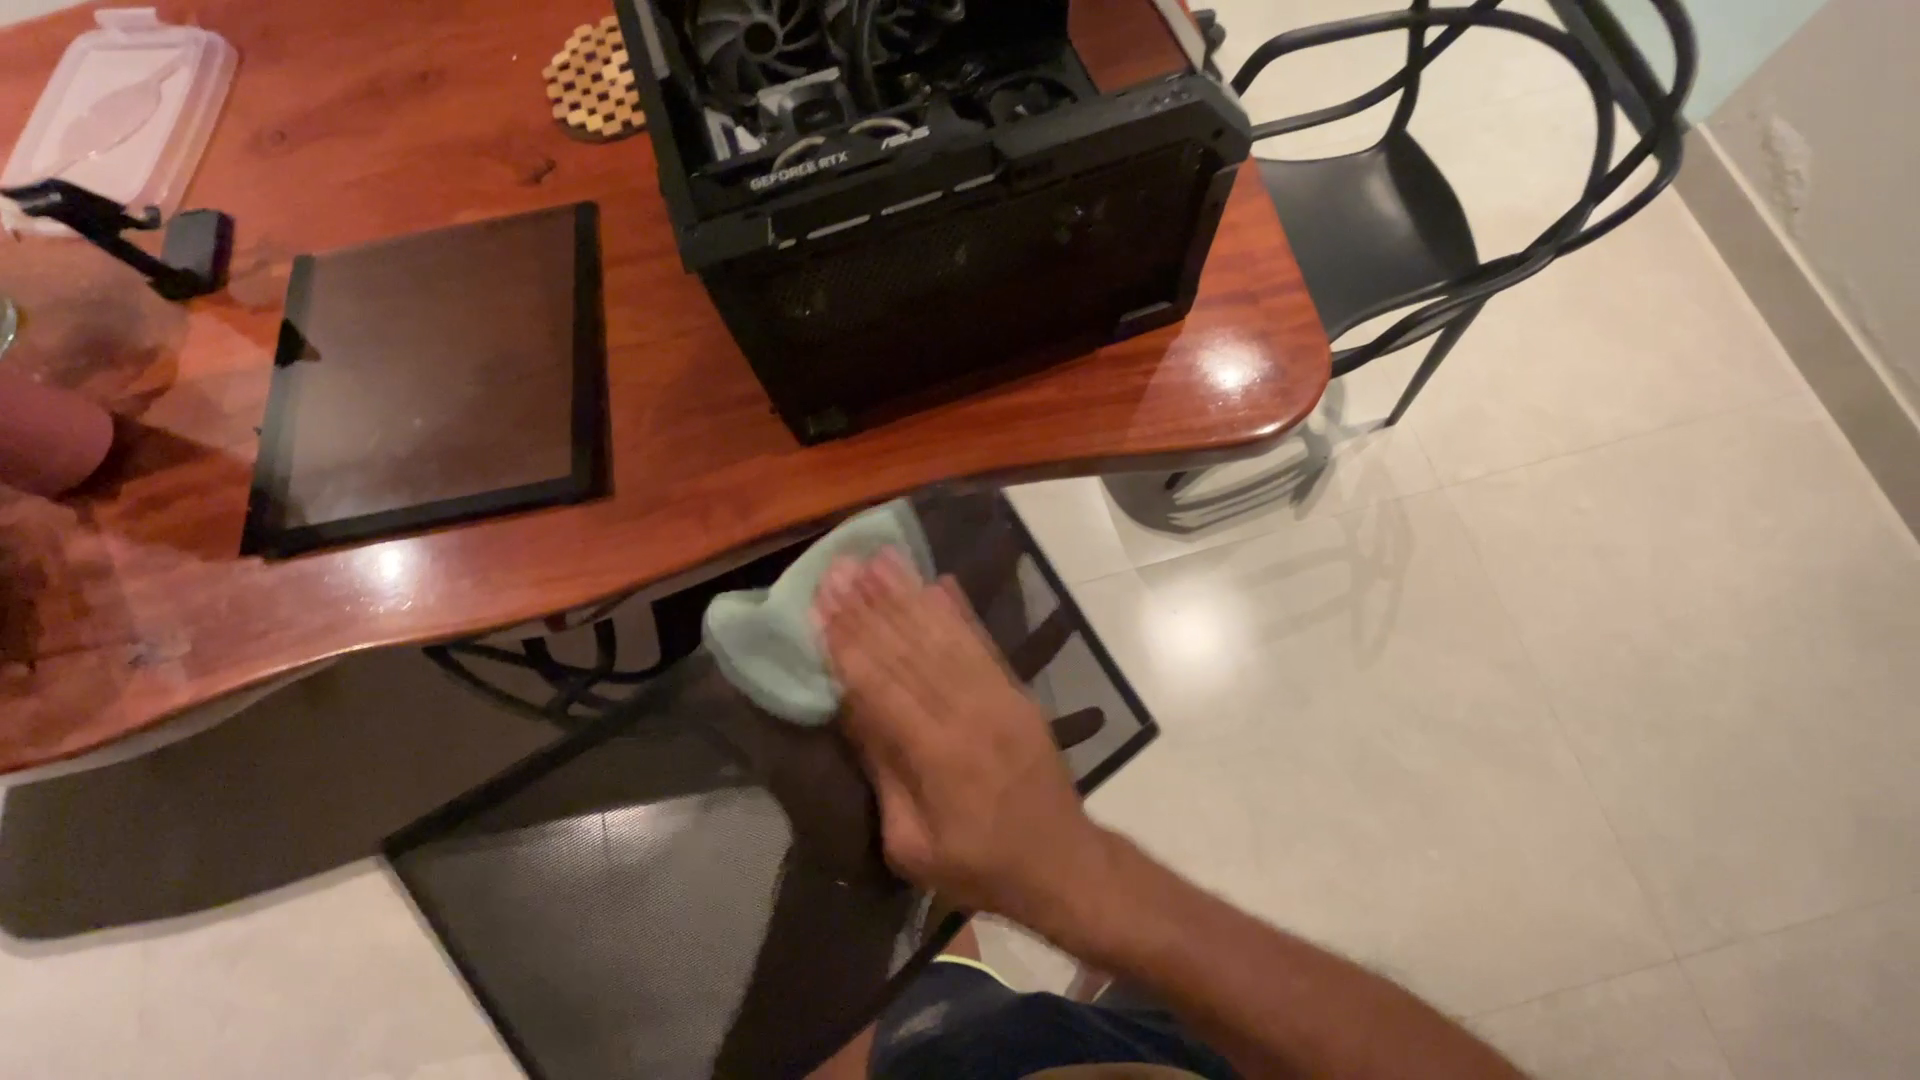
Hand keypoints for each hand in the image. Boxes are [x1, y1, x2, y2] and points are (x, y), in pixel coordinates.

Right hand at [813, 550, 1111, 926]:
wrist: (1061, 862)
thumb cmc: (978, 865)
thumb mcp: (912, 844)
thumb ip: (884, 773)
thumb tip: (853, 709)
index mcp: (936, 755)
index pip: (880, 686)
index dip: (848, 643)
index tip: (821, 604)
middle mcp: (967, 714)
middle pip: (909, 650)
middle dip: (869, 606)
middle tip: (839, 566)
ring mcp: (999, 698)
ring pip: (943, 637)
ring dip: (907, 596)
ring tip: (878, 559)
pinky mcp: (1017, 693)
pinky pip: (982, 644)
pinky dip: (958, 611)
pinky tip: (937, 582)